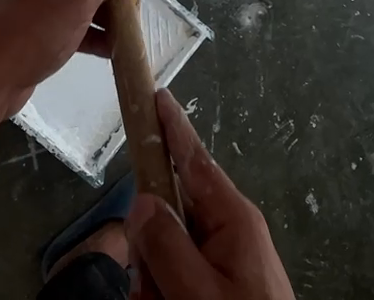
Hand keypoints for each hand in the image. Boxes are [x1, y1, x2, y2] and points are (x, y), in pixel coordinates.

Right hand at [127, 89, 294, 299]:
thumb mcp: (199, 293)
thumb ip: (166, 247)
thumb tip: (141, 201)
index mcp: (232, 217)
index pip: (194, 159)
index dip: (173, 127)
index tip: (157, 94)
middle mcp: (229, 230)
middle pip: (170, 212)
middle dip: (149, 247)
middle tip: (149, 287)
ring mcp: (225, 259)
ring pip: (168, 249)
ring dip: (154, 280)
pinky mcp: (221, 284)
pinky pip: (179, 275)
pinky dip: (166, 292)